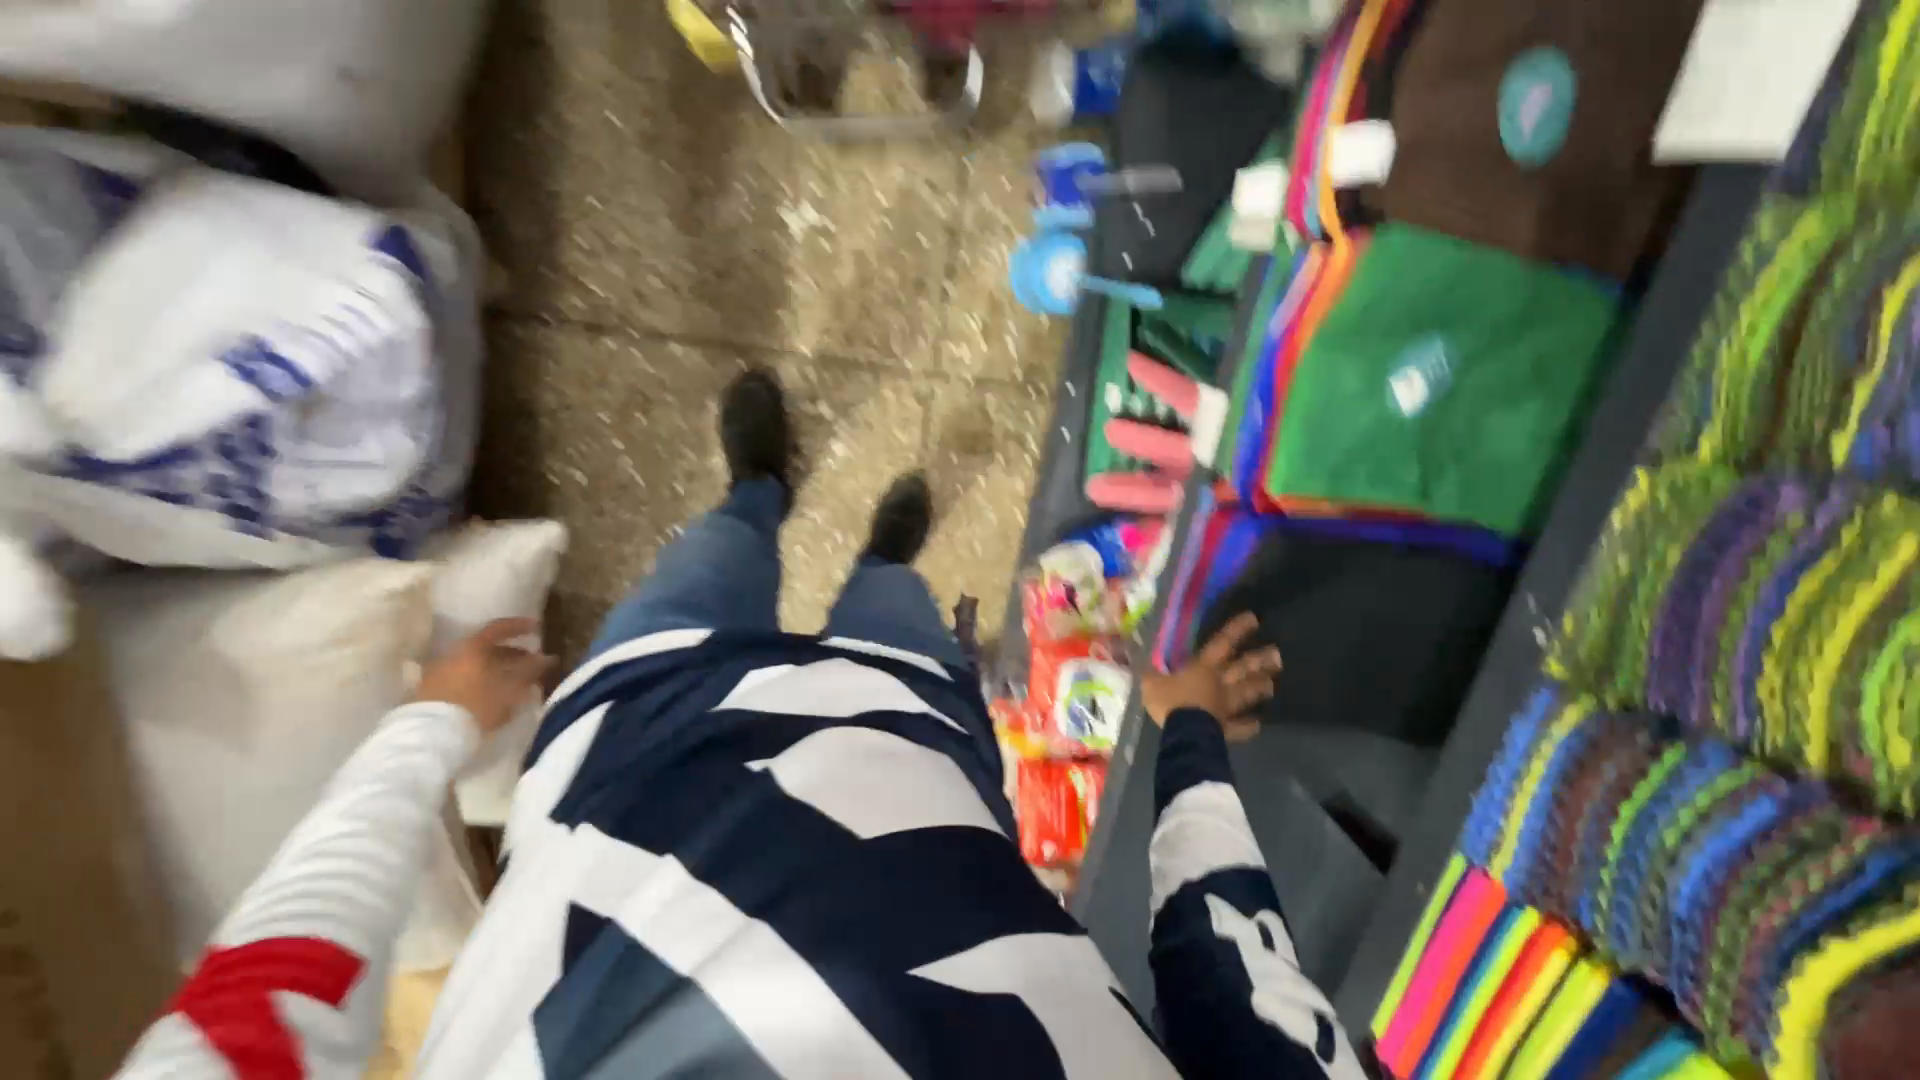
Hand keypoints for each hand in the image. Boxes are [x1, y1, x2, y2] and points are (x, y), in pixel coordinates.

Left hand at [412, 617, 555, 733]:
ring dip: (495, 668)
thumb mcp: (512, 687)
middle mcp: (453, 653)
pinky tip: (492, 694)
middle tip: (529, 662)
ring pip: (474, 664)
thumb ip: (531, 669)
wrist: (433, 734)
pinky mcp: (431, 691)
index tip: (537, 629)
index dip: (520, 626)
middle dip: (510, 653)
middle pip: (485, 647)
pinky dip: (480, 680)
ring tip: (513, 682)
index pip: (499, 627)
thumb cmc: (479, 704)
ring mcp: (439, 672)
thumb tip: (548, 658)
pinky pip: (462, 678)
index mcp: (473, 647)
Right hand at [1138, 613, 1281, 740]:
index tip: (1253, 619)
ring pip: (1246, 694)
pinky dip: (1249, 726)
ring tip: (1272, 684)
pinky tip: (1258, 725)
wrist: (1183, 732)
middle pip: (1243, 669)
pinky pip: (1240, 727)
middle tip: (1277, 655)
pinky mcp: (1226, 729)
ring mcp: (1226, 707)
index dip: (1236, 630)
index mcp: (1203, 668)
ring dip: (1259, 688)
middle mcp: (1219, 684)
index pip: (1222, 643)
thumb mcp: (1151, 683)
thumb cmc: (1170, 702)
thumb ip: (1152, 675)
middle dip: (1259, 661)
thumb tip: (1148, 668)